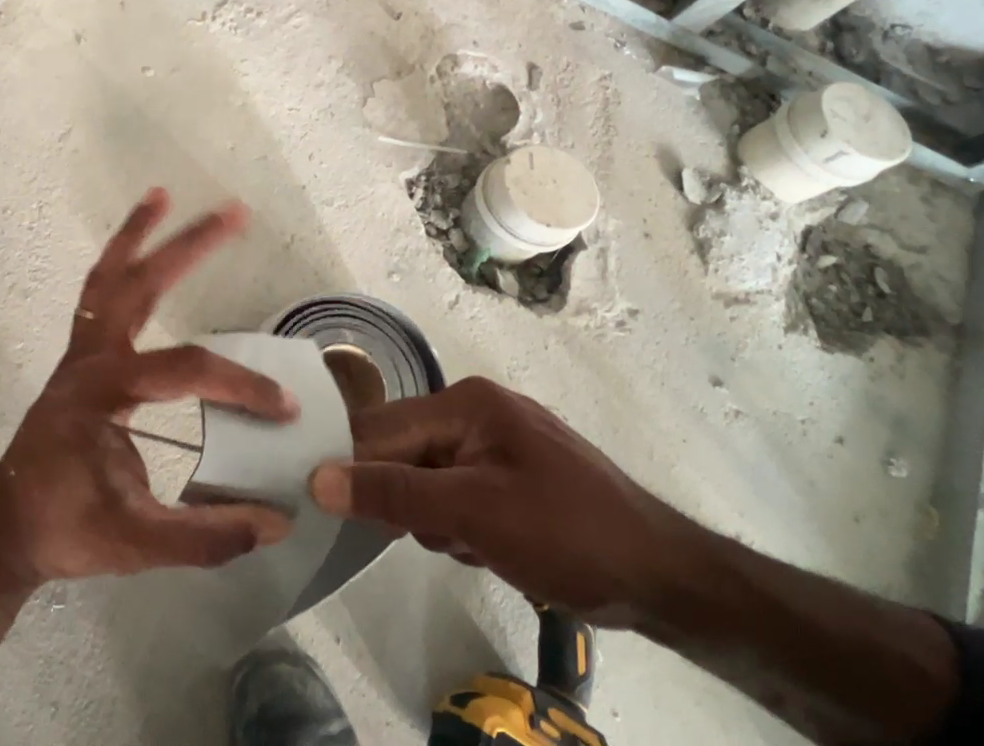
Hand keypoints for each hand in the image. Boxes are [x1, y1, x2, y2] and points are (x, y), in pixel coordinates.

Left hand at [0, 188, 296, 587]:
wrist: (7, 530)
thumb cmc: (65, 532)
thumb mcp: (137, 543)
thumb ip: (206, 536)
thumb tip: (276, 520)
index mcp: (99, 395)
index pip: (183, 368)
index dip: (238, 384)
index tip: (282, 409)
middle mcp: (87, 362)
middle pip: (137, 286)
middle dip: (186, 247)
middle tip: (234, 214)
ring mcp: (78, 357)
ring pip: (107, 281)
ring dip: (136, 238)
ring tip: (162, 196)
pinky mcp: (78, 364)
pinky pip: (96, 301)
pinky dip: (116, 268)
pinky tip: (136, 255)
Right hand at [309, 376, 693, 620]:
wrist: (666, 582)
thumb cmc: (569, 535)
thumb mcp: (472, 513)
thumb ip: (392, 493)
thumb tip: (317, 480)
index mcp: (467, 403)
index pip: (380, 427)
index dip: (351, 466)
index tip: (325, 507)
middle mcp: (477, 412)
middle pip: (401, 452)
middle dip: (408, 500)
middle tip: (438, 534)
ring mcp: (498, 445)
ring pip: (425, 479)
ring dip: (435, 519)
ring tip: (474, 544)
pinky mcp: (512, 478)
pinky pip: (456, 493)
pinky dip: (460, 524)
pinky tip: (490, 547)